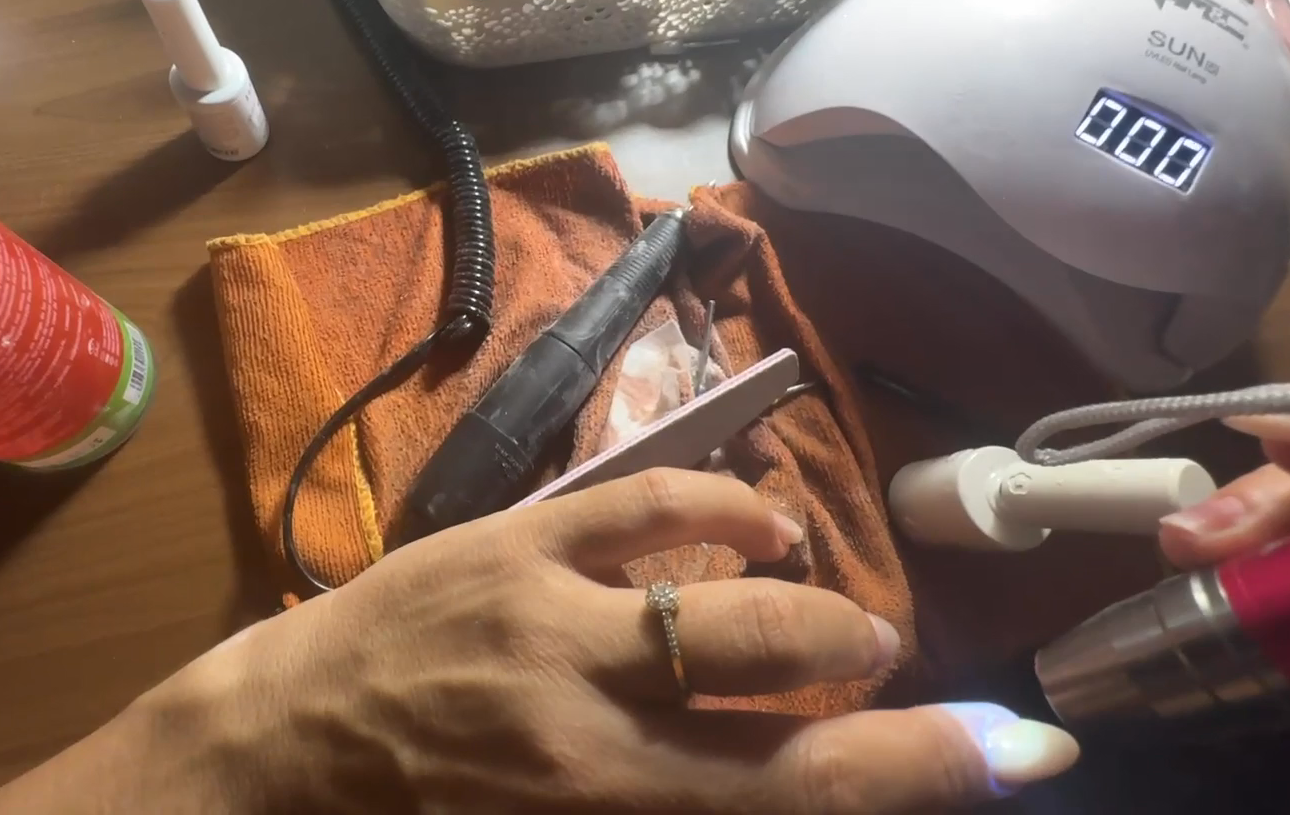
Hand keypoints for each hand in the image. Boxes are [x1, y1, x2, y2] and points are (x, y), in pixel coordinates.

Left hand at [0, 469, 1077, 812]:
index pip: (798, 789)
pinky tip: (741, 516)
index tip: (1014, 749)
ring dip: (791, 580)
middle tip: (885, 655)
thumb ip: (660, 792)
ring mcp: (550, 604)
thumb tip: (758, 768)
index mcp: (605, 805)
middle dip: (859, 663)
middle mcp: (593, 705)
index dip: (921, 768)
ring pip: (714, 578)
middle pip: (771, 673)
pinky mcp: (513, 539)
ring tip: (816, 580)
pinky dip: (711, 506)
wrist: (275, 751)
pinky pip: (639, 504)